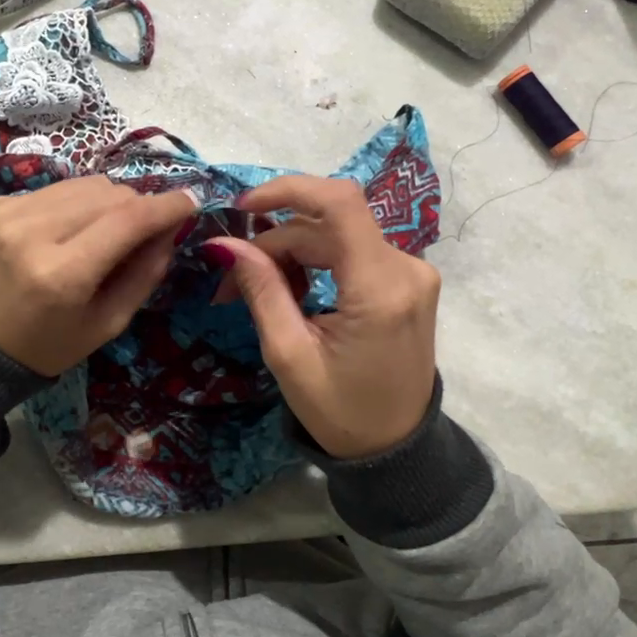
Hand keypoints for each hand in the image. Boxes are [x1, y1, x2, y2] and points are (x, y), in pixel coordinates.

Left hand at [0, 176, 196, 375]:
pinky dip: (74, 205)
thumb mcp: (107, 324)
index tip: (191, 202)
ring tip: (106, 232)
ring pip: (84, 185)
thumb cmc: (47, 346)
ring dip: (107, 203)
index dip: (167, 207)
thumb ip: (145, 273)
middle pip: (109, 194)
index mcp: (62, 274)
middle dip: (137, 207)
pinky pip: (56, 190)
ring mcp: (9, 213)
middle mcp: (33, 233)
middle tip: (145, 231)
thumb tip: (172, 227)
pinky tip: (69, 232)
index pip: (128, 220)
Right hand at [206, 176, 440, 457]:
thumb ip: (262, 289)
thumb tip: (225, 243)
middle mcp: (406, 269)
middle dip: (274, 242)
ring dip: (290, 253)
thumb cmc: (339, 411)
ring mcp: (412, 274)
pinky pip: (352, 253)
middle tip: (229, 279)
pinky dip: (314, 262)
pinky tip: (289, 289)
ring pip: (337, 237)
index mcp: (380, 288)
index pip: (340, 203)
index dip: (288, 190)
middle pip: (328, 225)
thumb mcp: (288, 354)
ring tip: (252, 288)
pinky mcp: (406, 283)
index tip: (243, 207)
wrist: (394, 447)